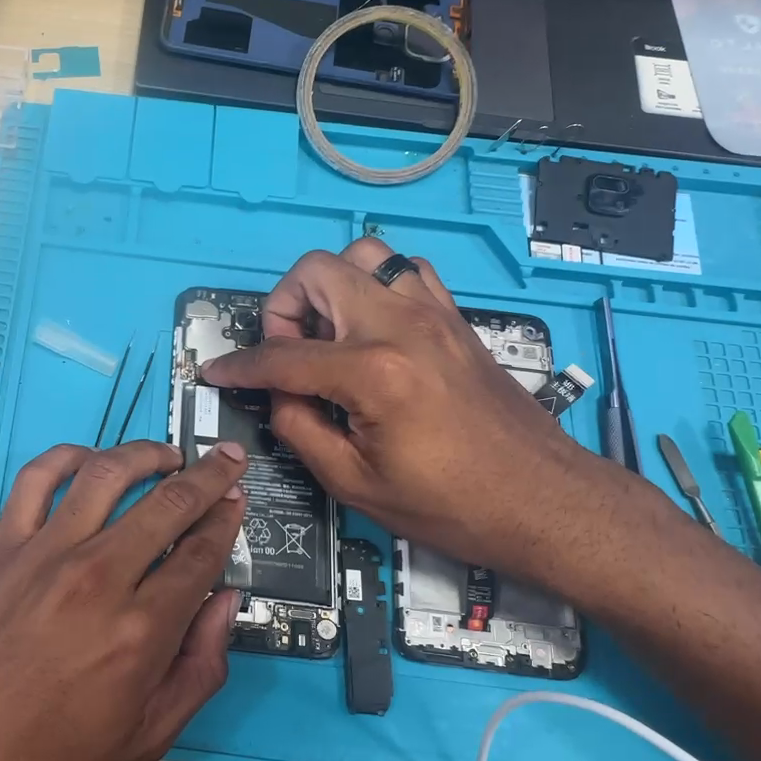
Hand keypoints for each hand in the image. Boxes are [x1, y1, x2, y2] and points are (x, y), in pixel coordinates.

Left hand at [0, 439, 248, 760]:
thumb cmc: (55, 751)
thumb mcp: (149, 734)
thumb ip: (201, 666)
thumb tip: (225, 599)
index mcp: (142, 629)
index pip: (201, 553)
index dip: (227, 520)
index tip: (237, 502)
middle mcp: (99, 576)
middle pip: (168, 503)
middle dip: (209, 476)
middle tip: (227, 459)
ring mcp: (46, 553)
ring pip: (107, 475)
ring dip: (146, 454)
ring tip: (168, 453)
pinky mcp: (3, 545)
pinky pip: (36, 480)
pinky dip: (65, 456)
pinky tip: (88, 458)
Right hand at [201, 237, 631, 576]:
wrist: (545, 502)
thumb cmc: (449, 505)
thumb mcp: (354, 484)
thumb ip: (300, 428)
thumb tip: (279, 395)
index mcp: (372, 371)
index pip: (282, 354)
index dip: (239, 365)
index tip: (215, 372)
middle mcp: (401, 324)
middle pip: (317, 272)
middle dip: (283, 308)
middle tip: (286, 356)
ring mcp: (435, 313)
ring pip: (364, 255)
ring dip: (331, 287)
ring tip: (328, 337)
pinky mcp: (456, 319)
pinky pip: (406, 271)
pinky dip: (375, 286)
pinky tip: (371, 331)